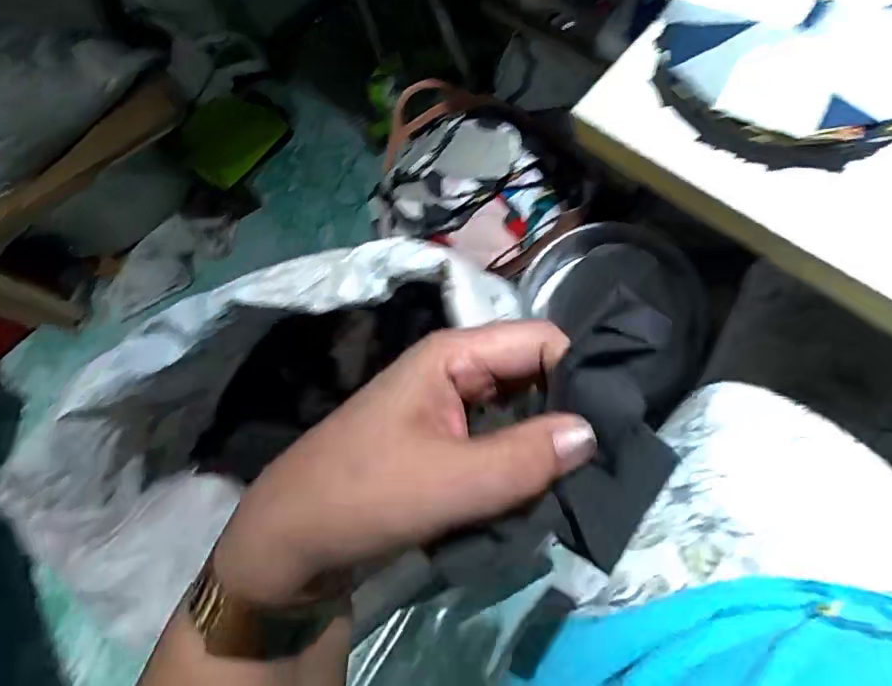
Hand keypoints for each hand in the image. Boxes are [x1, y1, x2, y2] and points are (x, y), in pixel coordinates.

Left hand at [207, 319, 598, 607]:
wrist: (282, 550)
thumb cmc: (359, 498)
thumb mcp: (444, 484)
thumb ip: (521, 459)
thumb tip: (592, 432)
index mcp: (457, 353)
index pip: (541, 340)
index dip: (578, 371)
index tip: (609, 418)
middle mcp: (461, 366)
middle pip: (536, 369)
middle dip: (568, 407)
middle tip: (602, 452)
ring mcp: (456, 402)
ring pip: (524, 404)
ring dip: (549, 436)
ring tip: (581, 471)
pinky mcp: (453, 437)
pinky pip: (506, 433)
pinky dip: (526, 456)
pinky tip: (544, 483)